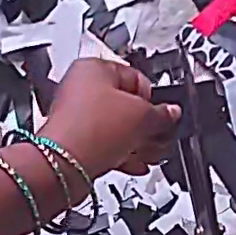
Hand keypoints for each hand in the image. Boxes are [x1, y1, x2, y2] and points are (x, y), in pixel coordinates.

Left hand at [41, 59, 179, 176]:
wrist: (64, 166)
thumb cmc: (90, 130)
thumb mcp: (142, 117)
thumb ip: (162, 114)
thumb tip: (171, 114)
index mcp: (94, 68)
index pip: (136, 78)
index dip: (154, 99)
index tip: (164, 115)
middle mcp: (81, 89)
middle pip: (125, 106)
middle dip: (146, 126)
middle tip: (160, 136)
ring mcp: (76, 118)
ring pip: (115, 128)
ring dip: (136, 142)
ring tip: (151, 153)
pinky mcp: (74, 143)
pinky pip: (104, 145)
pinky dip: (121, 153)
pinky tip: (135, 163)